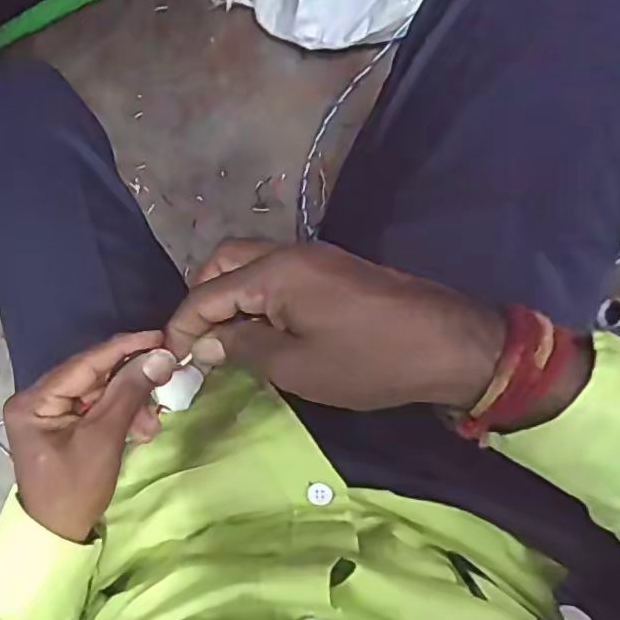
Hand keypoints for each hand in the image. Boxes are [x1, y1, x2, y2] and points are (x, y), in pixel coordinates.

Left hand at [5, 331, 180, 541]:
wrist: (59, 534)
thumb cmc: (74, 489)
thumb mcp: (103, 439)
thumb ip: (128, 394)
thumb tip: (159, 357)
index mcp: (33, 400)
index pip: (83, 363)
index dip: (123, 348)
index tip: (158, 337)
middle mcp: (36, 400)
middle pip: (92, 376)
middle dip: (130, 382)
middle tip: (164, 379)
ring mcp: (48, 413)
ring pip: (98, 393)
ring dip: (129, 404)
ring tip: (149, 427)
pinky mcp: (63, 427)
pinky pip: (96, 410)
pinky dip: (120, 417)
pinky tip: (139, 431)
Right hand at [164, 239, 589, 422]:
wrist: (450, 346)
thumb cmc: (368, 362)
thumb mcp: (295, 366)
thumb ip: (241, 348)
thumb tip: (206, 343)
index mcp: (275, 274)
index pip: (206, 294)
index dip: (181, 326)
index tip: (168, 356)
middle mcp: (288, 254)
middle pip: (223, 261)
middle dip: (200, 298)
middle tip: (197, 340)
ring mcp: (312, 258)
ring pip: (248, 263)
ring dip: (226, 295)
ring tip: (223, 337)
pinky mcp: (330, 269)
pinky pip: (274, 273)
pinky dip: (253, 295)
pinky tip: (257, 328)